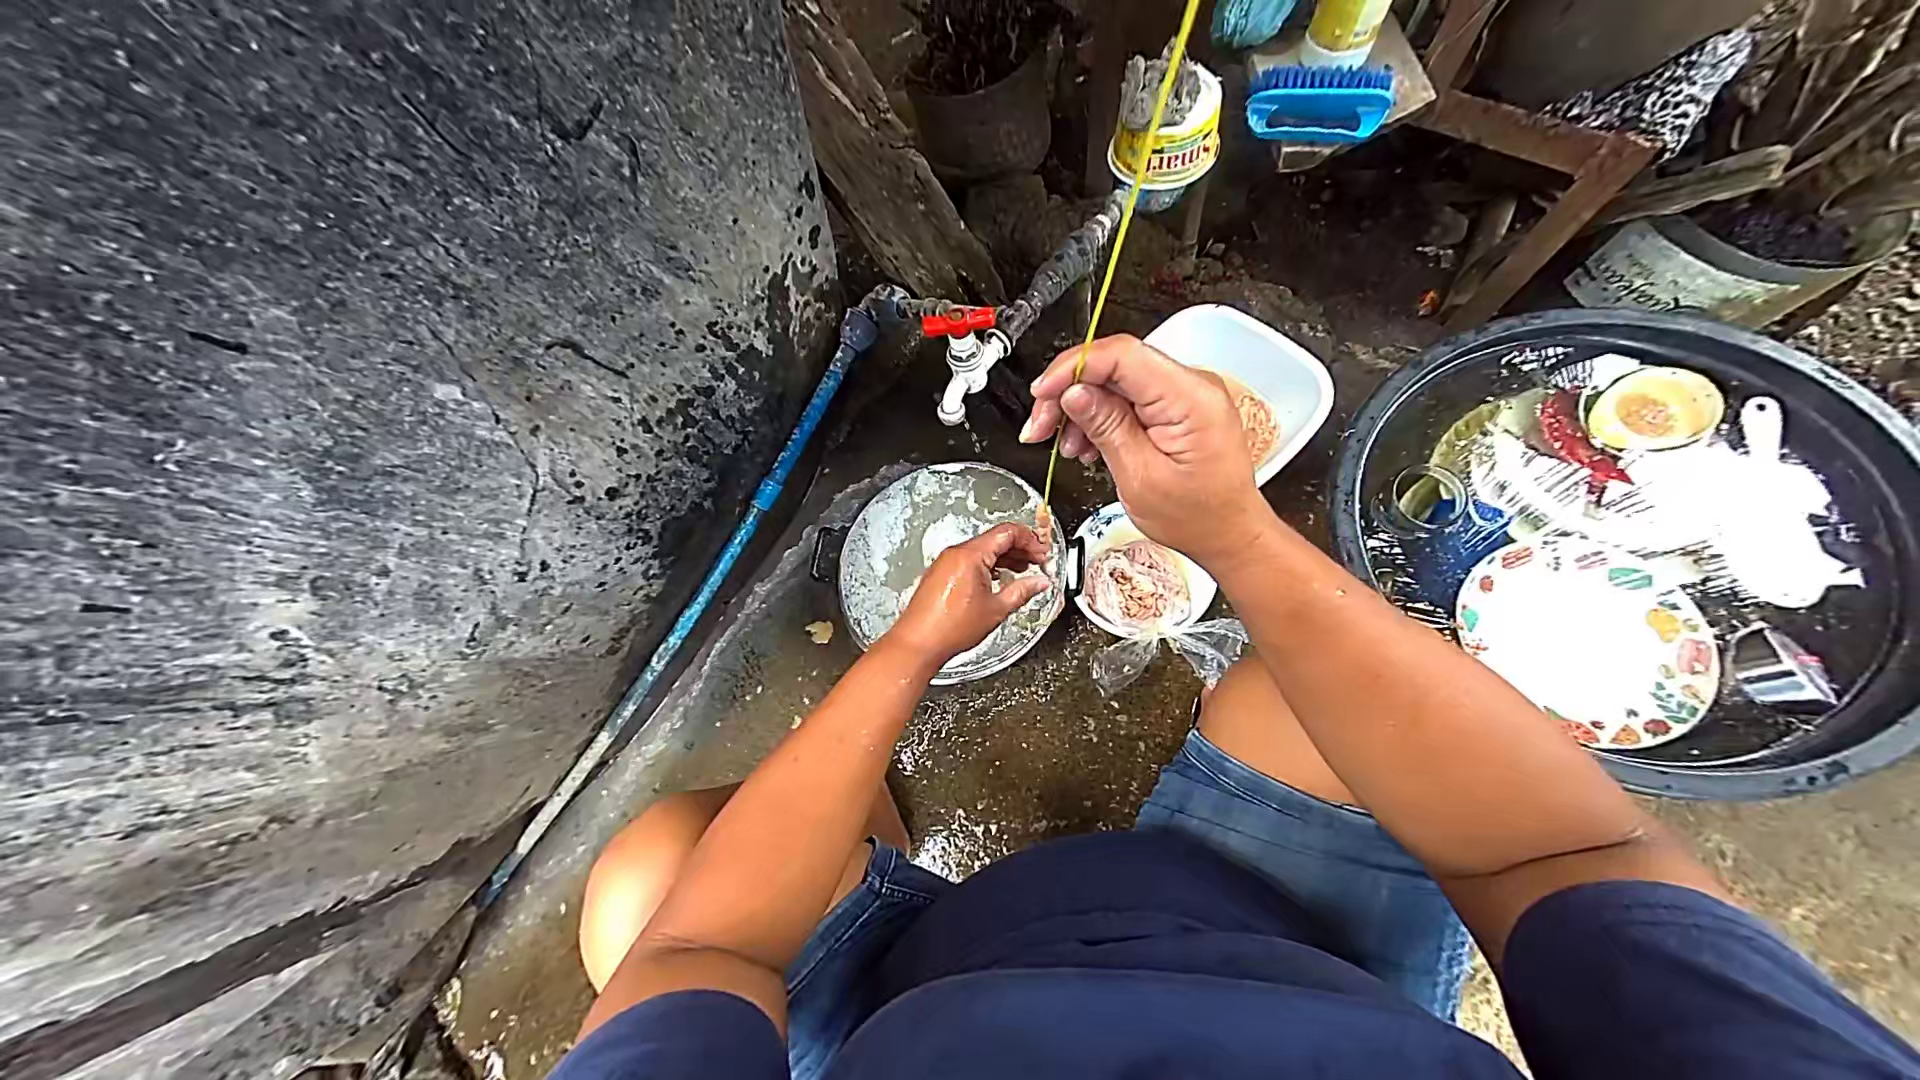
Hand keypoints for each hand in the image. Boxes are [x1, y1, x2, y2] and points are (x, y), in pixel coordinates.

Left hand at [887, 524, 1051, 663]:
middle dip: (1020, 548)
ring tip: (1022, 570)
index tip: (1042, 552)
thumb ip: (1022, 591)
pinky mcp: (941, 573)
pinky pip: (969, 560)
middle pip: (995, 539)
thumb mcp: (996, 610)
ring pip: (982, 549)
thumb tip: (1039, 583)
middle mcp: (956, 553)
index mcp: (970, 556)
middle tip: (1038, 561)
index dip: (1030, 540)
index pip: (1007, 532)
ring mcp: (946, 562)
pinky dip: (988, 565)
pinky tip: (999, 579)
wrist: (918, 643)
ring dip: (1005, 557)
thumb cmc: (949, 629)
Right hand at [1020, 335, 1272, 567]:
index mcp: (1190, 399)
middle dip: (1068, 392)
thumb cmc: (1197, 517)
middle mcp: (1191, 386)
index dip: (1071, 369)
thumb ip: (1106, 427)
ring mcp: (1184, 393)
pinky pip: (1127, 396)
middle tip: (1041, 428)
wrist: (1227, 532)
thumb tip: (1072, 392)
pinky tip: (1088, 444)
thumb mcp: (1140, 477)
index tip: (1042, 394)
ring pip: (1114, 380)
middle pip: (1112, 365)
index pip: (1120, 355)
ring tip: (1067, 446)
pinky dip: (1099, 416)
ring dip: (1079, 408)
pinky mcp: (1175, 405)